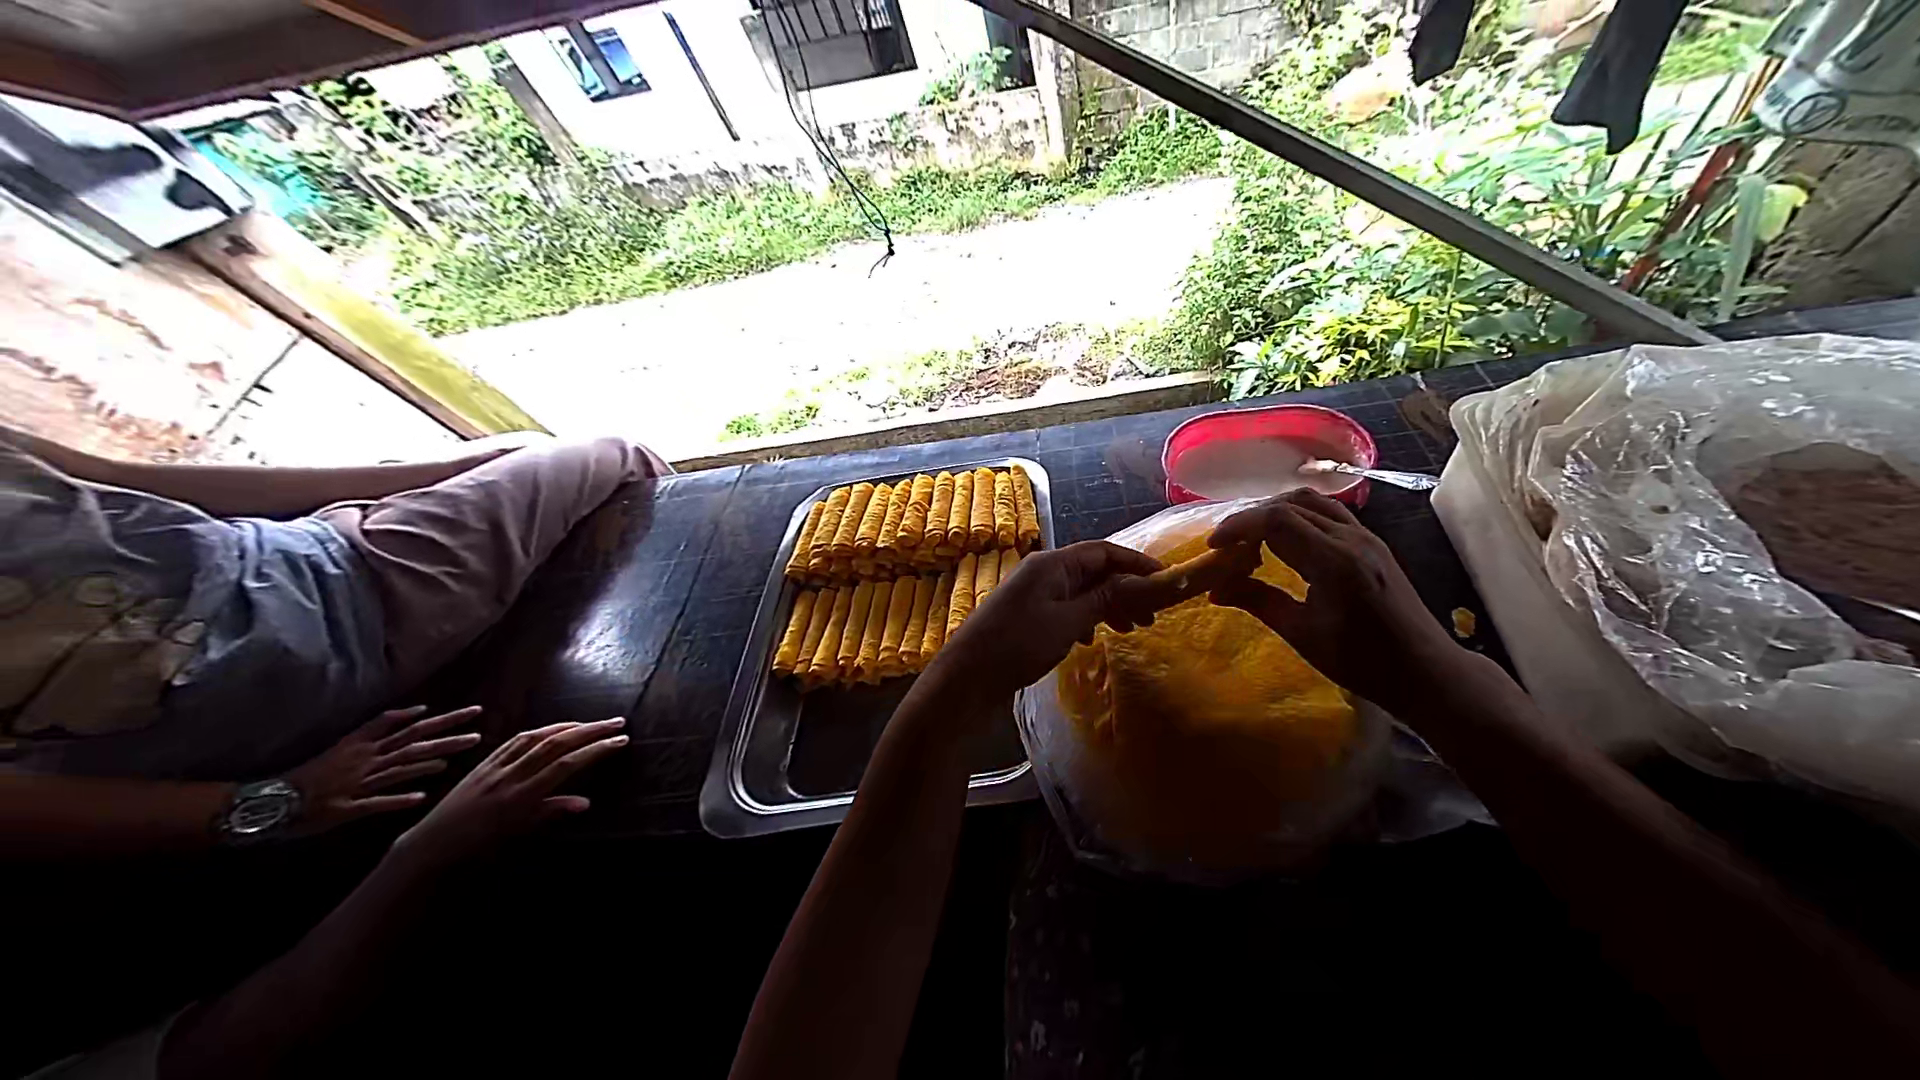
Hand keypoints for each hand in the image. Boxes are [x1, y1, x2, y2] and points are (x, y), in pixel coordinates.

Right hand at [285, 705, 483, 835]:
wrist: (269, 800)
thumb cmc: (312, 773)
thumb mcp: (348, 742)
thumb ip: (381, 726)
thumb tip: (416, 710)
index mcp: (366, 745)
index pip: (412, 727)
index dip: (443, 719)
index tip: (473, 712)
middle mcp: (367, 760)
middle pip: (413, 744)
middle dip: (446, 738)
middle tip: (479, 734)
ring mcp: (358, 783)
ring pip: (398, 770)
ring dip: (426, 764)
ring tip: (453, 760)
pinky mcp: (346, 807)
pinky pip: (375, 803)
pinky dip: (397, 799)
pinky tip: (421, 798)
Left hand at [390, 718, 627, 870]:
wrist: (431, 845)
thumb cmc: (478, 847)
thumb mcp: (516, 835)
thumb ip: (550, 812)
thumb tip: (585, 803)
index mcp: (520, 797)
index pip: (566, 765)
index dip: (596, 750)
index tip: (621, 740)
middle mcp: (509, 777)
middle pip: (556, 744)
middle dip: (590, 730)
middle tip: (616, 722)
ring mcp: (495, 767)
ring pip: (536, 737)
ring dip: (568, 726)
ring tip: (591, 724)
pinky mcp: (483, 763)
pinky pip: (514, 740)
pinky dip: (539, 731)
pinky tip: (553, 729)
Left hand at [935, 541, 1163, 699]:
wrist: (968, 676)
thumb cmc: (1018, 644)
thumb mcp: (1068, 621)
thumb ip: (1103, 599)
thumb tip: (1136, 581)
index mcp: (1051, 564)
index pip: (1103, 551)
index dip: (1136, 563)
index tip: (1164, 579)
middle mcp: (1042, 571)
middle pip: (1093, 570)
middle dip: (1124, 589)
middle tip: (1150, 615)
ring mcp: (1032, 592)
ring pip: (1081, 590)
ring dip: (1107, 606)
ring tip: (1130, 629)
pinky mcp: (1026, 613)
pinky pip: (1065, 606)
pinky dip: (1085, 618)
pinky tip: (1090, 639)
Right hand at [1207, 489, 1461, 712]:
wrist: (1426, 671)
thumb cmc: (1362, 661)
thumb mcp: (1301, 634)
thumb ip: (1258, 602)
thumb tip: (1215, 589)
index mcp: (1335, 562)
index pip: (1277, 520)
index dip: (1238, 526)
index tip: (1214, 546)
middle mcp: (1352, 539)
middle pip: (1292, 504)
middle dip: (1251, 517)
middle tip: (1227, 543)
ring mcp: (1366, 538)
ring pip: (1312, 502)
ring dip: (1275, 512)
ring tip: (1251, 538)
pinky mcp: (1371, 544)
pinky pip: (1328, 513)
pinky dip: (1297, 517)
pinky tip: (1284, 542)